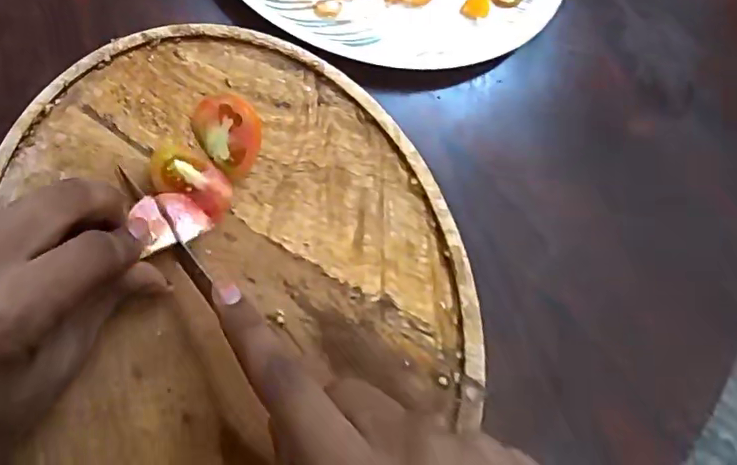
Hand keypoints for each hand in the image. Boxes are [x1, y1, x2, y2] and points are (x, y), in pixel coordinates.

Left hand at [0, 178, 165, 464]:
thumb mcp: (52, 373)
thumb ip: (102, 306)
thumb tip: (154, 271)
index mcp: (10, 308)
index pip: (90, 250)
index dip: (128, 243)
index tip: (149, 244)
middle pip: (66, 197)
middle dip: (107, 201)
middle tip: (126, 227)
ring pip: (42, 194)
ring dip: (78, 205)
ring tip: (95, 235)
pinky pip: (17, 208)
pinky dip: (48, 216)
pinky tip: (56, 244)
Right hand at [213, 280, 536, 464]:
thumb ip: (305, 459)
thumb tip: (286, 425)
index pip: (288, 385)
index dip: (251, 336)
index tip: (226, 287)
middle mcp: (409, 440)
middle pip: (344, 391)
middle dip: (328, 413)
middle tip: (326, 459)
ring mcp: (466, 442)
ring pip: (401, 414)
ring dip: (386, 442)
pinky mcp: (510, 454)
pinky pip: (457, 437)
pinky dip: (441, 458)